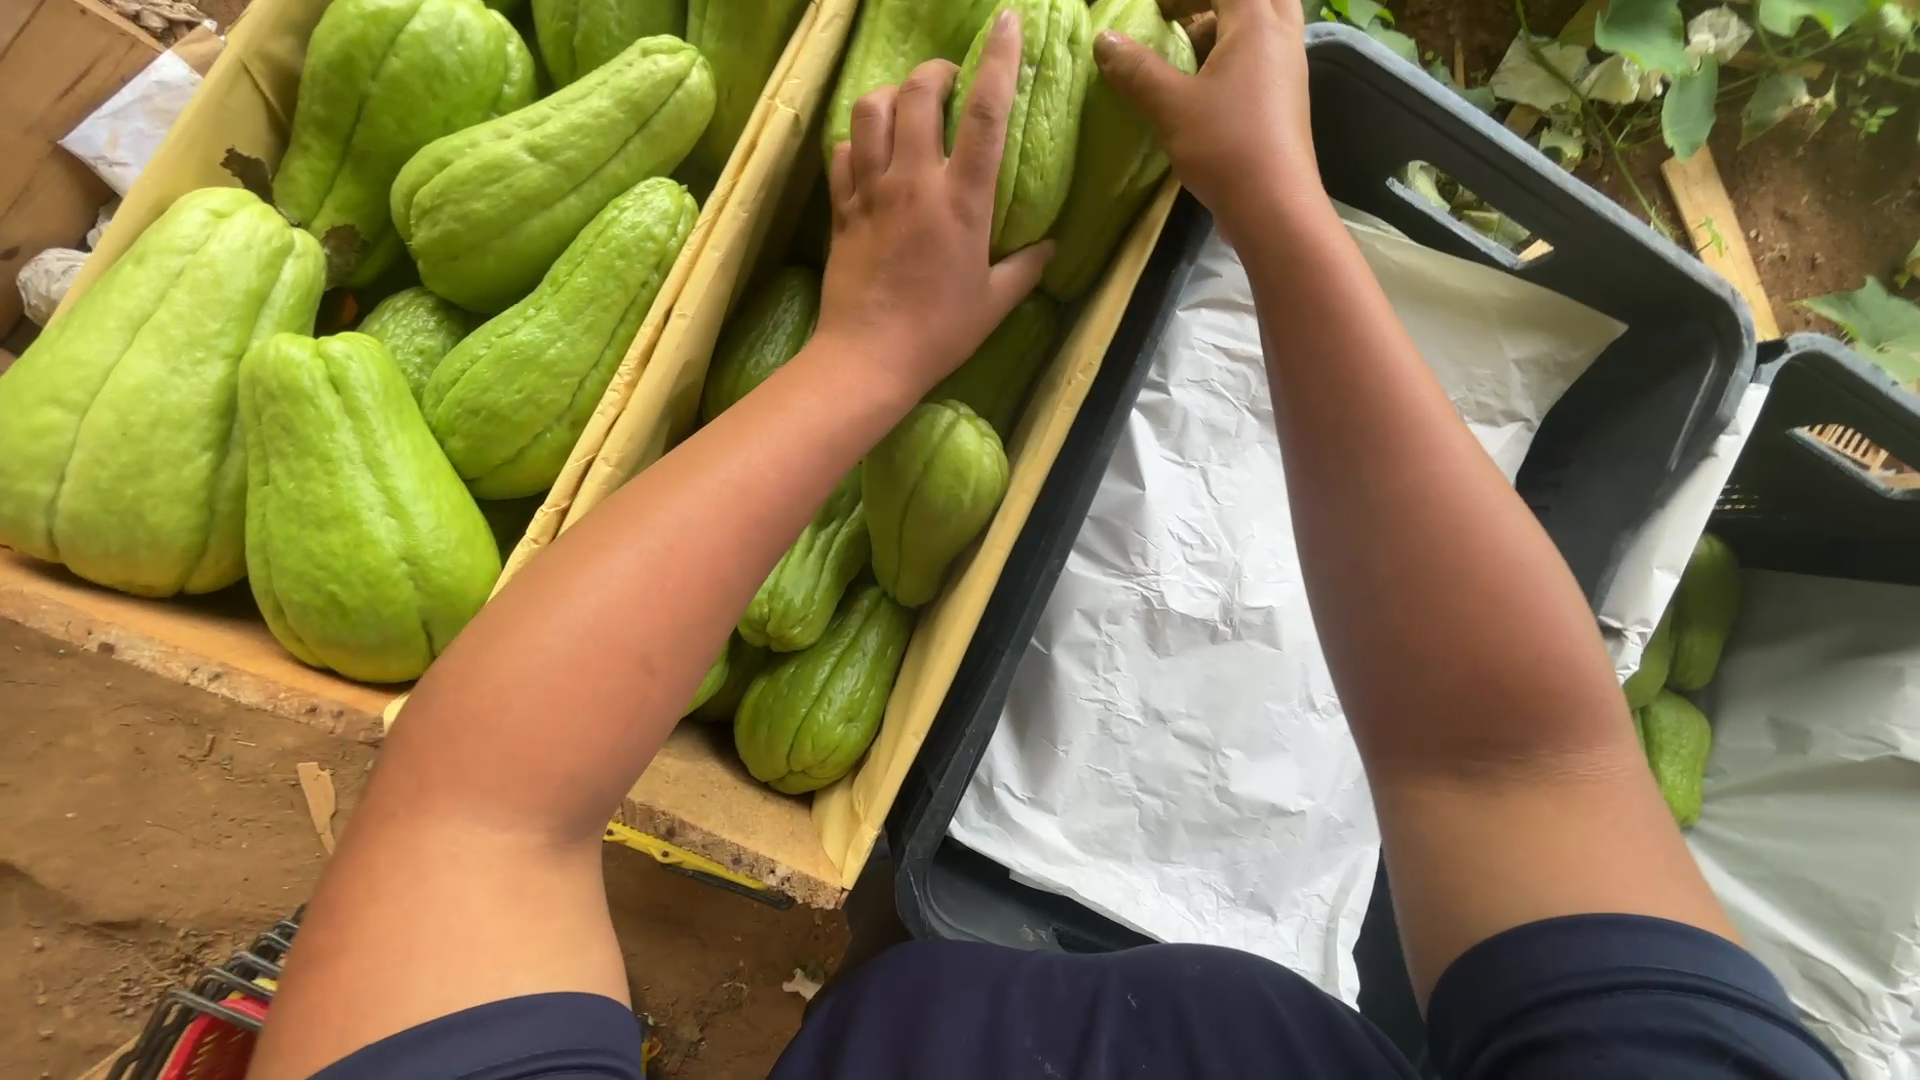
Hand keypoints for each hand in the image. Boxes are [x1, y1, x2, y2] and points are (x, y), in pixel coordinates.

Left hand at [816, 10, 1052, 400]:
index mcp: (962, 200)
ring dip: (891, 96)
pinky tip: (870, 152)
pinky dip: (858, 139)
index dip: (1000, 60)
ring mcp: (872, 191)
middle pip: (918, 91)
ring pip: (872, 109)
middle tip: (948, 84)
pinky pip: (843, 150)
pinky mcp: (842, 208)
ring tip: (905, 110)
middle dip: (936, 71)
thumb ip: (1025, 268)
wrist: (870, 356)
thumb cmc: (940, 332)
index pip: (986, 112)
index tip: (1007, 24)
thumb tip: (1049, 247)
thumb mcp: (995, 303)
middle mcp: (915, 181)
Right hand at [1095, 0, 1321, 247]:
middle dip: (1213, 3)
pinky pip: (1264, 54)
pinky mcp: (1286, 98)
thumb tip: (1104, 39)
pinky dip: (1235, 55)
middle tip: (1181, 19)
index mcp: (1256, 21)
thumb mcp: (1173, 107)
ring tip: (1189, 54)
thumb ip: (1138, 70)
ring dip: (1226, 27)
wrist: (1272, 204)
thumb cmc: (1226, 146)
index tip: (1153, 12)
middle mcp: (1281, 34)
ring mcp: (1288, 67)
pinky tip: (1206, 88)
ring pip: (1263, 23)